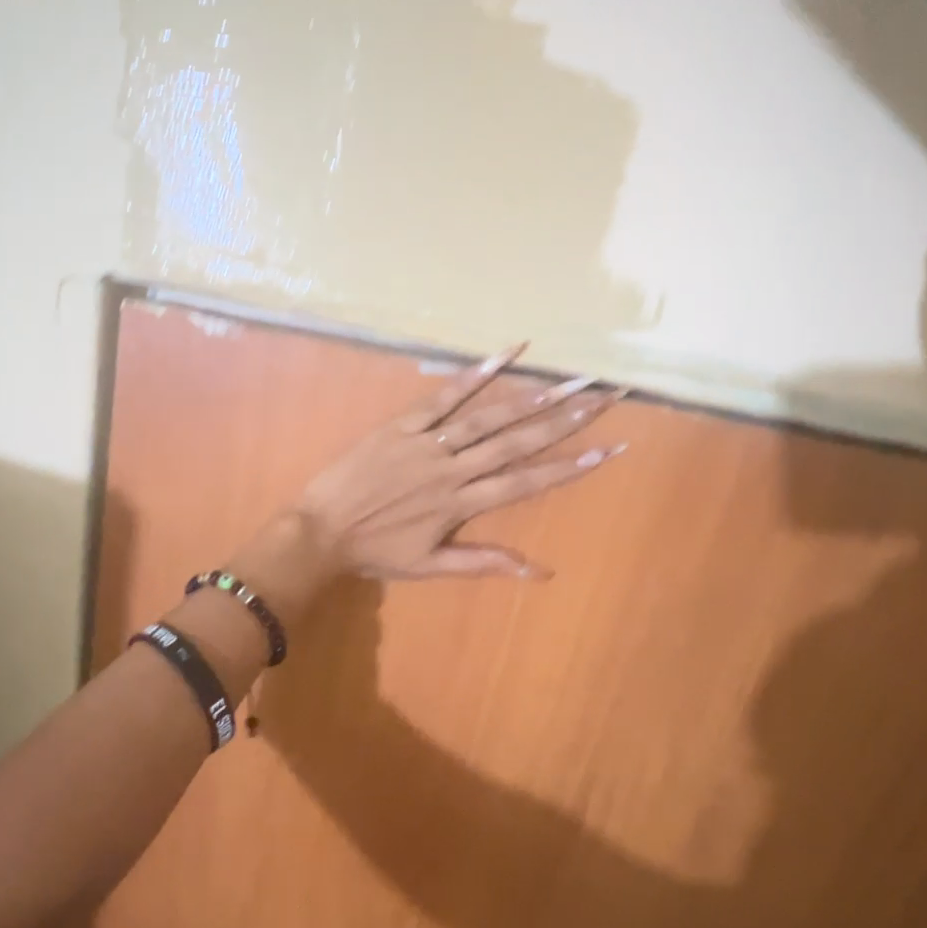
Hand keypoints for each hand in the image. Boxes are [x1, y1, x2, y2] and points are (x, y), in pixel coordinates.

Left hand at [291, 343, 627, 579]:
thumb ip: (484, 562)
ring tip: (567, 381)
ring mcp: (427, 443)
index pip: (525, 482)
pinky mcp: (402, 425)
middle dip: (563, 420)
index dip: (567, 467)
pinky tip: (504, 354)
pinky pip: (442, 397)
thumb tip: (540, 573)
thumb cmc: (375, 552)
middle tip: (603, 397)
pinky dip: (473, 375)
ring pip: (486, 417)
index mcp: (461, 504)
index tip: (606, 449)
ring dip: (530, 397)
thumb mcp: (430, 566)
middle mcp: (452, 469)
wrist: (320, 531)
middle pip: (516, 442)